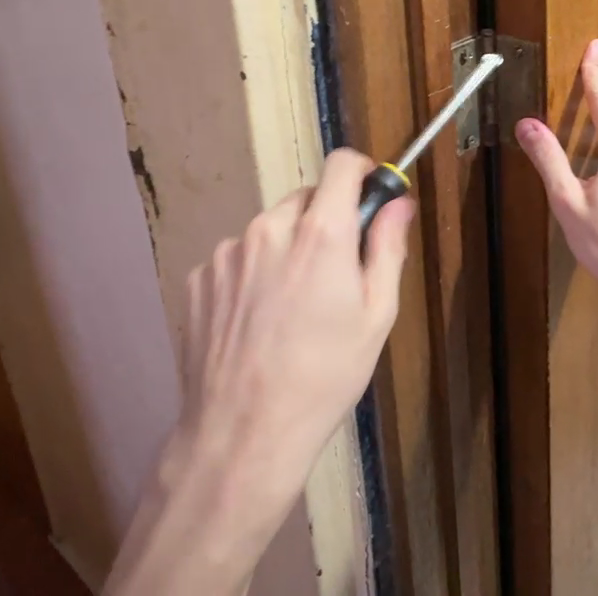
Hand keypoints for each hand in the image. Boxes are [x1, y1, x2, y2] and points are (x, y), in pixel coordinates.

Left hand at [106, 150, 413, 595]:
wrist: (243, 434)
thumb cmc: (325, 377)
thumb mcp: (376, 315)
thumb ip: (389, 247)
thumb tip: (399, 202)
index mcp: (321, 233)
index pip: (342, 164)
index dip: (362, 172)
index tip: (370, 195)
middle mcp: (269, 228)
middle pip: (307, 198)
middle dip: (326, 220)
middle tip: (335, 270)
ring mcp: (227, 252)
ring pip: (270, 228)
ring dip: (287, 247)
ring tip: (291, 306)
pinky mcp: (198, 278)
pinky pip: (237, 257)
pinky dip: (253, 273)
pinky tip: (257, 320)